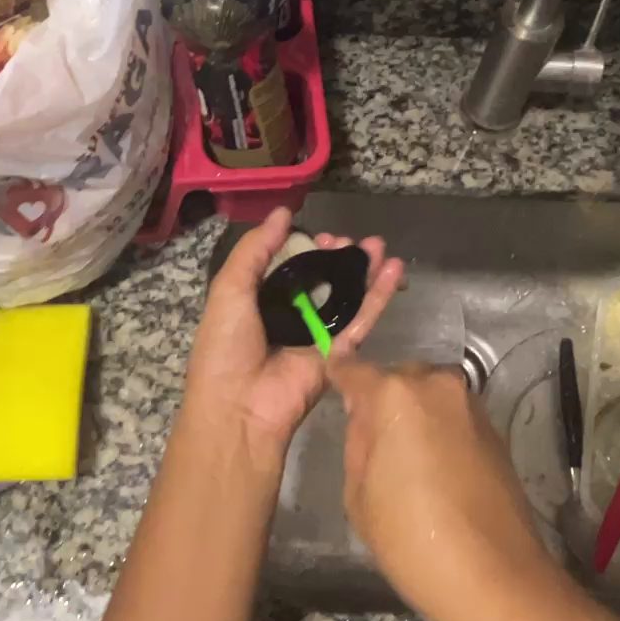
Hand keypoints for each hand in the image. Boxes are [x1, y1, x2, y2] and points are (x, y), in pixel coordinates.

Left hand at [183, 208, 403, 450]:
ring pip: (349, 297)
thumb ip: (255, 249)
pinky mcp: (341, 354)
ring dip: (365, 270)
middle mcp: (293, 315)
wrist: (238, 407)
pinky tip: (393, 270)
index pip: (292, 265)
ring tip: (378, 245)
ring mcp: (318, 335)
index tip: (321, 234)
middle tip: (350, 240)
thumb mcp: (230, 289)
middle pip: (325, 279)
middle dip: (339, 257)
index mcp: (262, 300)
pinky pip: (362, 321)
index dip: (308, 247)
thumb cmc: (226, 346)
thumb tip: (283, 213)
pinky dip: (379, 296)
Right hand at [328, 360, 557, 620]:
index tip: (329, 381)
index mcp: (393, 395)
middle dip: (381, 399)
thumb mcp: (358, 496)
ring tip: (405, 455)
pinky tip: (435, 466)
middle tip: (372, 438)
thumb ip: (357, 442)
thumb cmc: (411, 539)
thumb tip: (367, 420)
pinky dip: (438, 427)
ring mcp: (469, 403)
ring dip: (413, 412)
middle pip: (395, 378)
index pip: (353, 370)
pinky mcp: (493, 426)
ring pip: (427, 393)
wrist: (495, 577)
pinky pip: (451, 414)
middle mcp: (434, 384)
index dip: (337, 375)